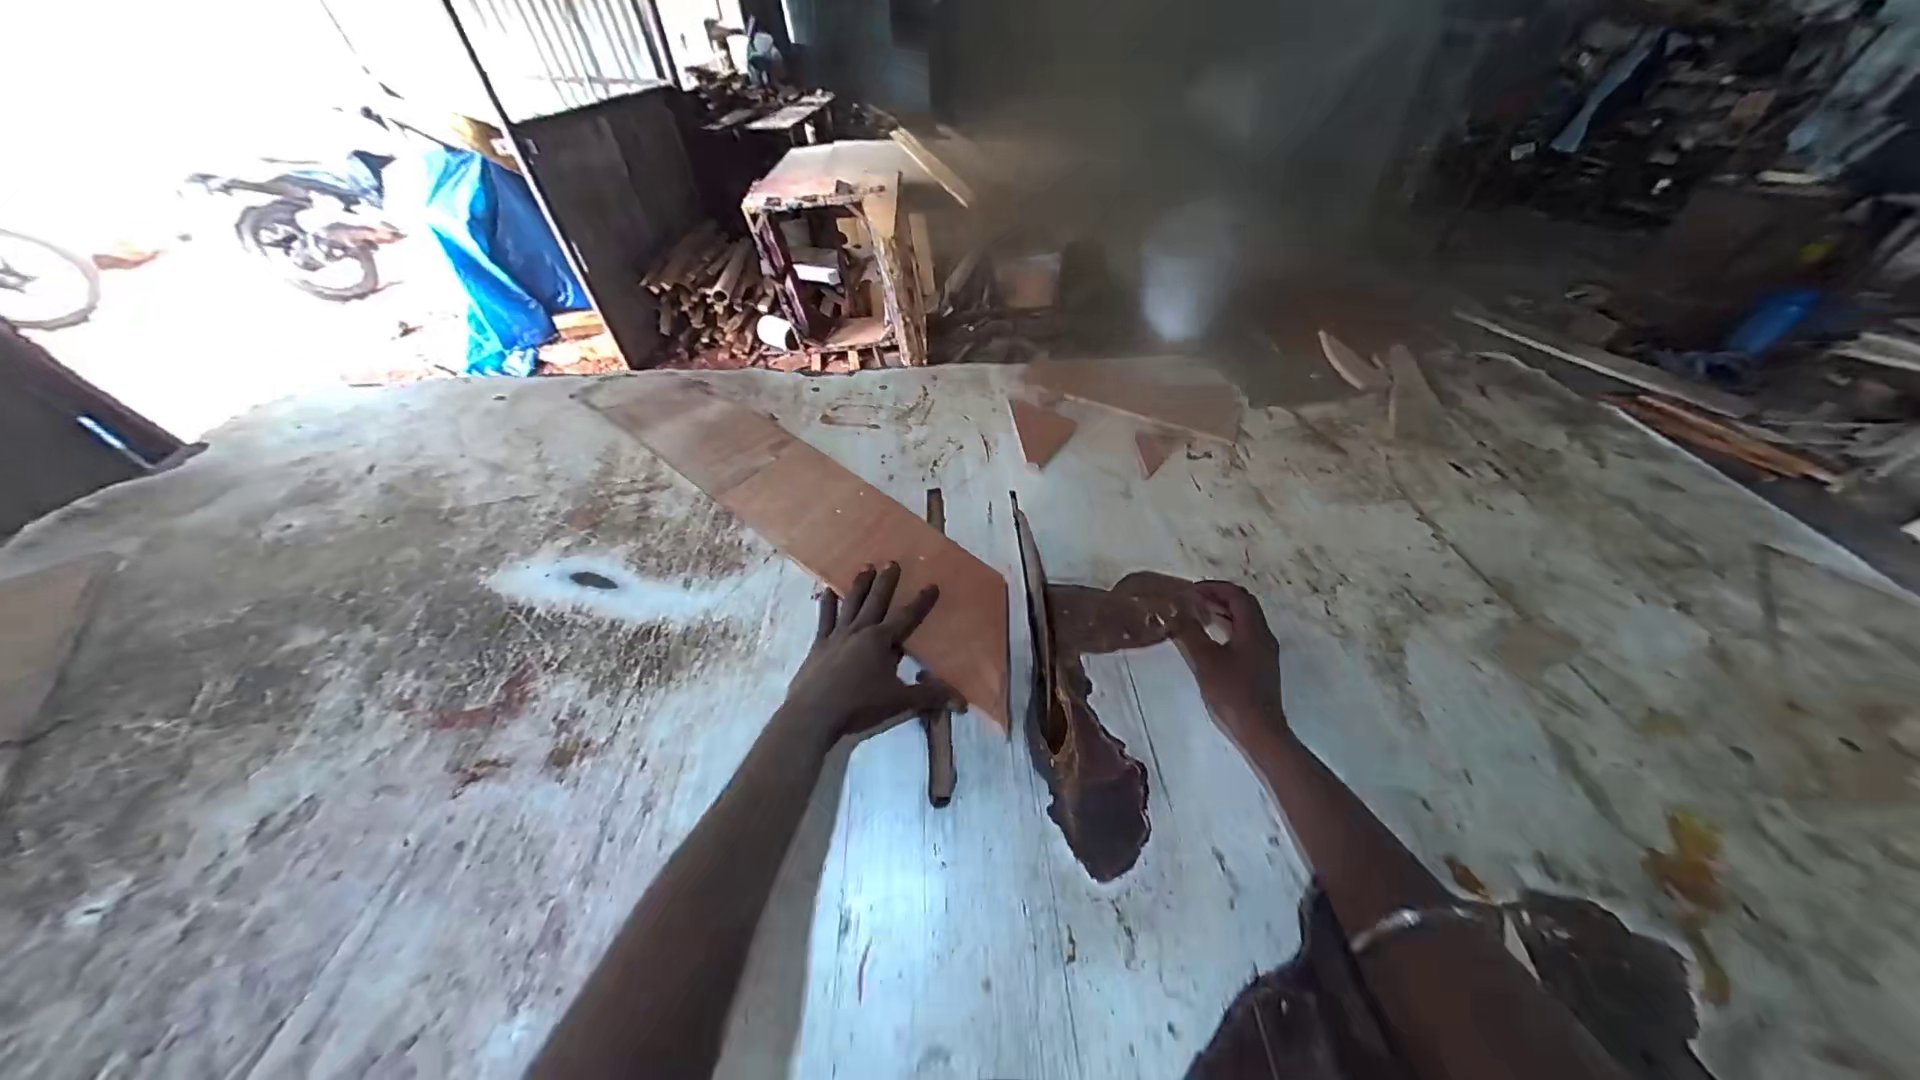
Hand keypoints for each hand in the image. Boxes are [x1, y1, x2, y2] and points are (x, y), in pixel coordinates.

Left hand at [777, 563, 960, 749]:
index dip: (921, 602)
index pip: (907, 617)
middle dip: (886, 581)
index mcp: (881, 641)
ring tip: (865, 567)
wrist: (813, 714)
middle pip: (876, 601)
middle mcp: (859, 631)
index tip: (931, 585)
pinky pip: (824, 619)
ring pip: (851, 604)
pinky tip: (826, 591)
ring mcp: (836, 636)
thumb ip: (929, 697)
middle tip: (891, 562)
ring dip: (859, 585)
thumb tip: (962, 700)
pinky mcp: (818, 645)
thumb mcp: (899, 702)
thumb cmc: (859, 705)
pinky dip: (827, 604)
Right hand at [1172, 581, 1286, 746]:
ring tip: (1196, 614)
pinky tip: (1209, 638)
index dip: (1214, 587)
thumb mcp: (1205, 660)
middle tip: (1192, 600)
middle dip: (1217, 597)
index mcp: (1254, 630)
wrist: (1259, 729)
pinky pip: (1244, 635)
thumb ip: (1189, 633)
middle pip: (1244, 605)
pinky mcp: (1259, 665)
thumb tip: (1174, 613)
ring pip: (1244, 620)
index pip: (1237, 595)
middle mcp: (1263, 636)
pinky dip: (1226, 627)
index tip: (1190, 591)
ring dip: (1222, 612)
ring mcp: (1264, 651)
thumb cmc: (1232, 693)